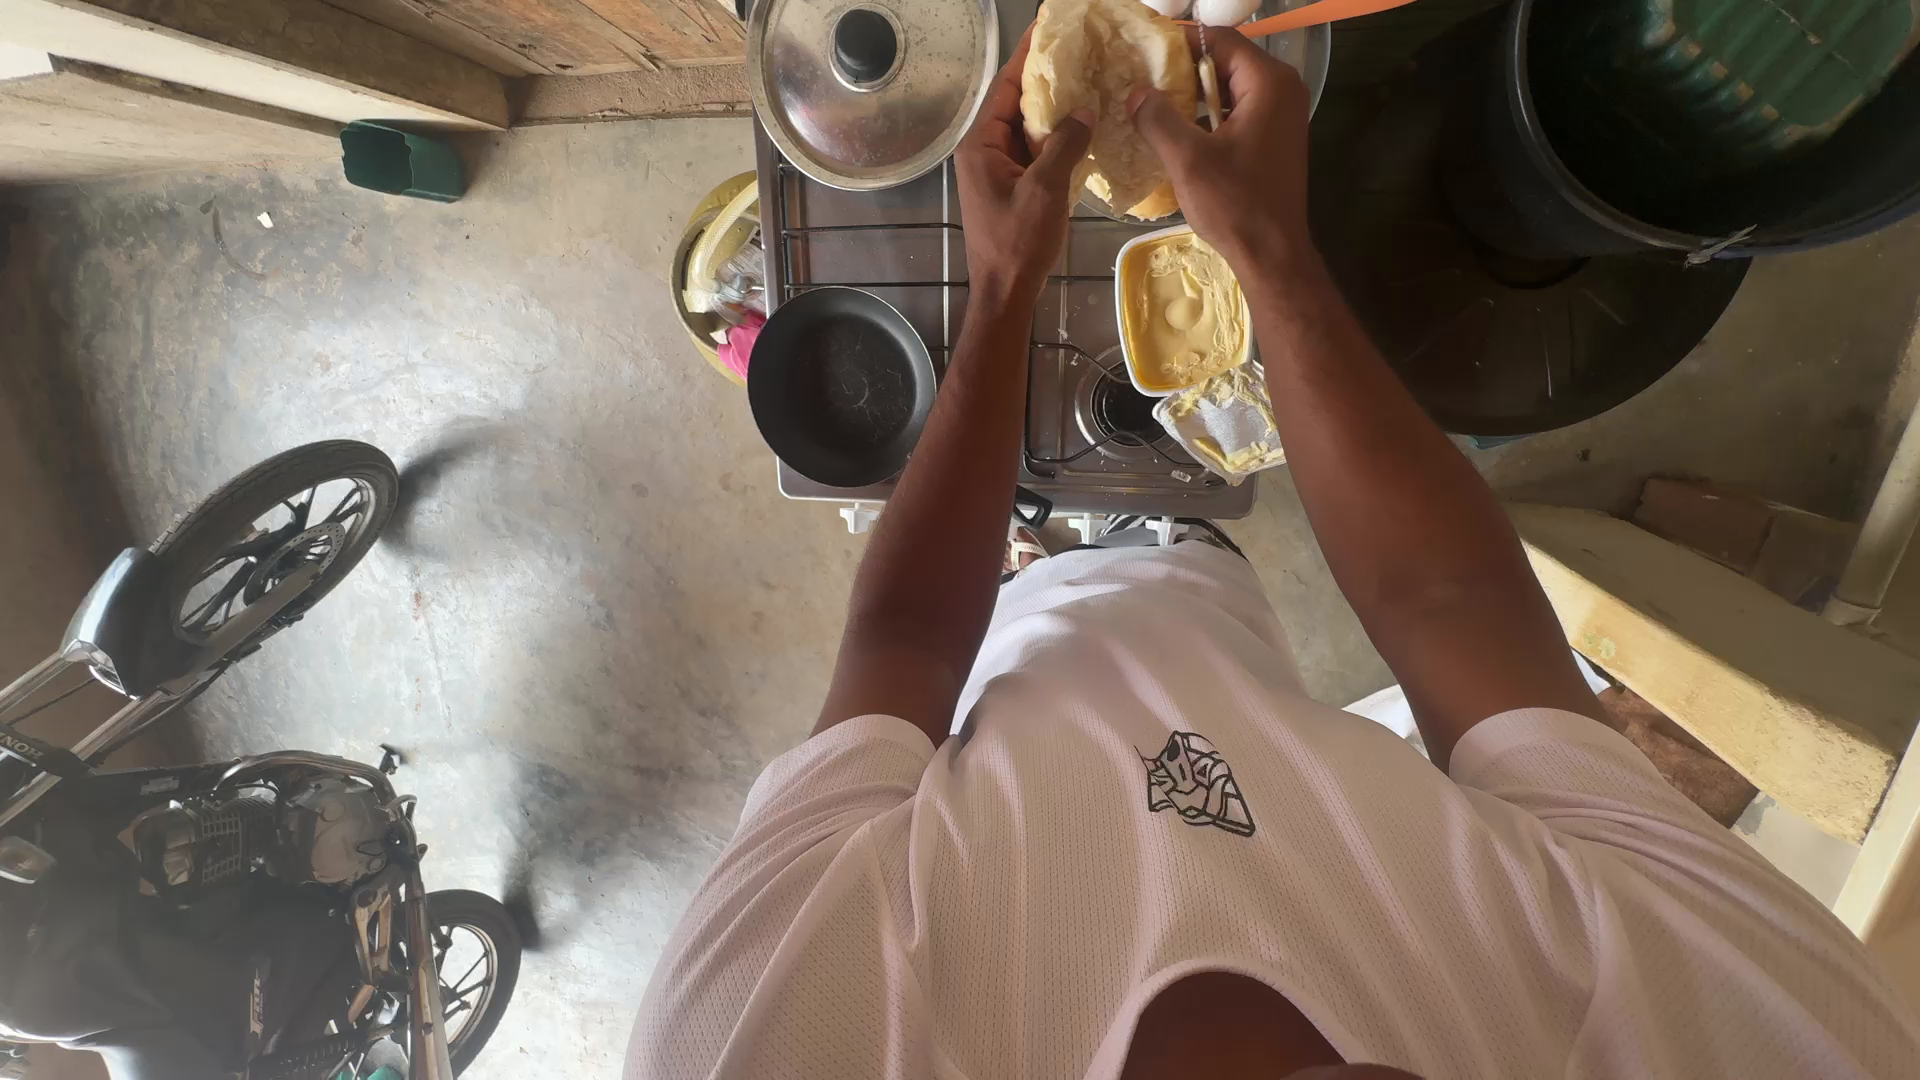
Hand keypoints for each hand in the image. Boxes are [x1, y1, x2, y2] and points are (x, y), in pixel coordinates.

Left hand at [955, 28, 1094, 305]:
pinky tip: (1084, 131)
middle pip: (1016, 105)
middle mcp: (984, 154)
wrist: (1006, 294)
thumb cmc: (1017, 244)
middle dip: (1049, 82)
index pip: (1005, 86)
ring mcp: (997, 174)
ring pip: (1027, 132)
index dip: (1030, 56)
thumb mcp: (1044, 189)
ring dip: (1056, 114)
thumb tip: (1085, 109)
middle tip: (1084, 56)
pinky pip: (1034, 156)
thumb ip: (1065, 143)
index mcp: (980, 145)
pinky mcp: (1012, 192)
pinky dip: (1056, 143)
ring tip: (1091, 85)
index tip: (1054, 28)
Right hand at [1127, 28, 1314, 276]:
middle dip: (1184, 74)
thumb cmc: (1234, 204)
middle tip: (1145, 85)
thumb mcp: (1188, 160)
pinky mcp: (1275, 142)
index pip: (1220, 40)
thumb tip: (1136, 93)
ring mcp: (1282, 118)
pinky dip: (1209, 123)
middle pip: (1226, 64)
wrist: (1272, 253)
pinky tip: (1181, 141)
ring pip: (1230, 93)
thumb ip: (1159, 120)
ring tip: (1156, 113)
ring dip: (1194, 102)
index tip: (1146, 54)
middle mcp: (1282, 90)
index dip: (1181, 43)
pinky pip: (1237, 118)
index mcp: (1268, 82)